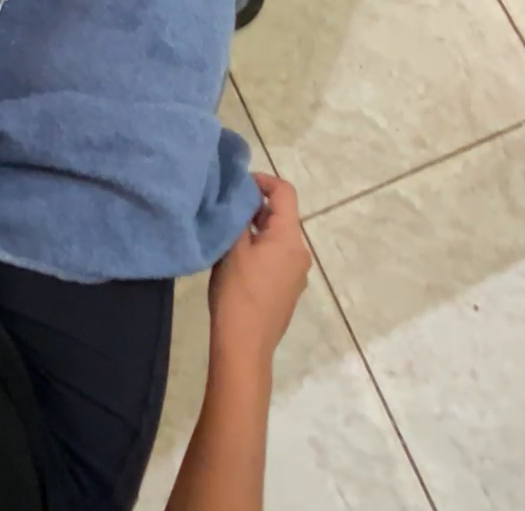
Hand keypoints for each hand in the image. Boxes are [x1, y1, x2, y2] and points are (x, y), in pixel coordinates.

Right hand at [208, 173, 311, 365]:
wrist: (245, 344)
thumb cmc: (237, 292)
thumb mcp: (232, 247)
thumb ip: (238, 216)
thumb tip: (240, 194)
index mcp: (289, 238)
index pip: (285, 192)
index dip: (263, 180)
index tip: (237, 183)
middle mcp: (300, 252)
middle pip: (282, 215)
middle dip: (255, 205)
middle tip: (224, 207)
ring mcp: (296, 273)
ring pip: (277, 236)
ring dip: (255, 227)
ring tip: (226, 231)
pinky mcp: (288, 288)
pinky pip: (276, 255)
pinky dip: (259, 246)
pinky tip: (236, 257)